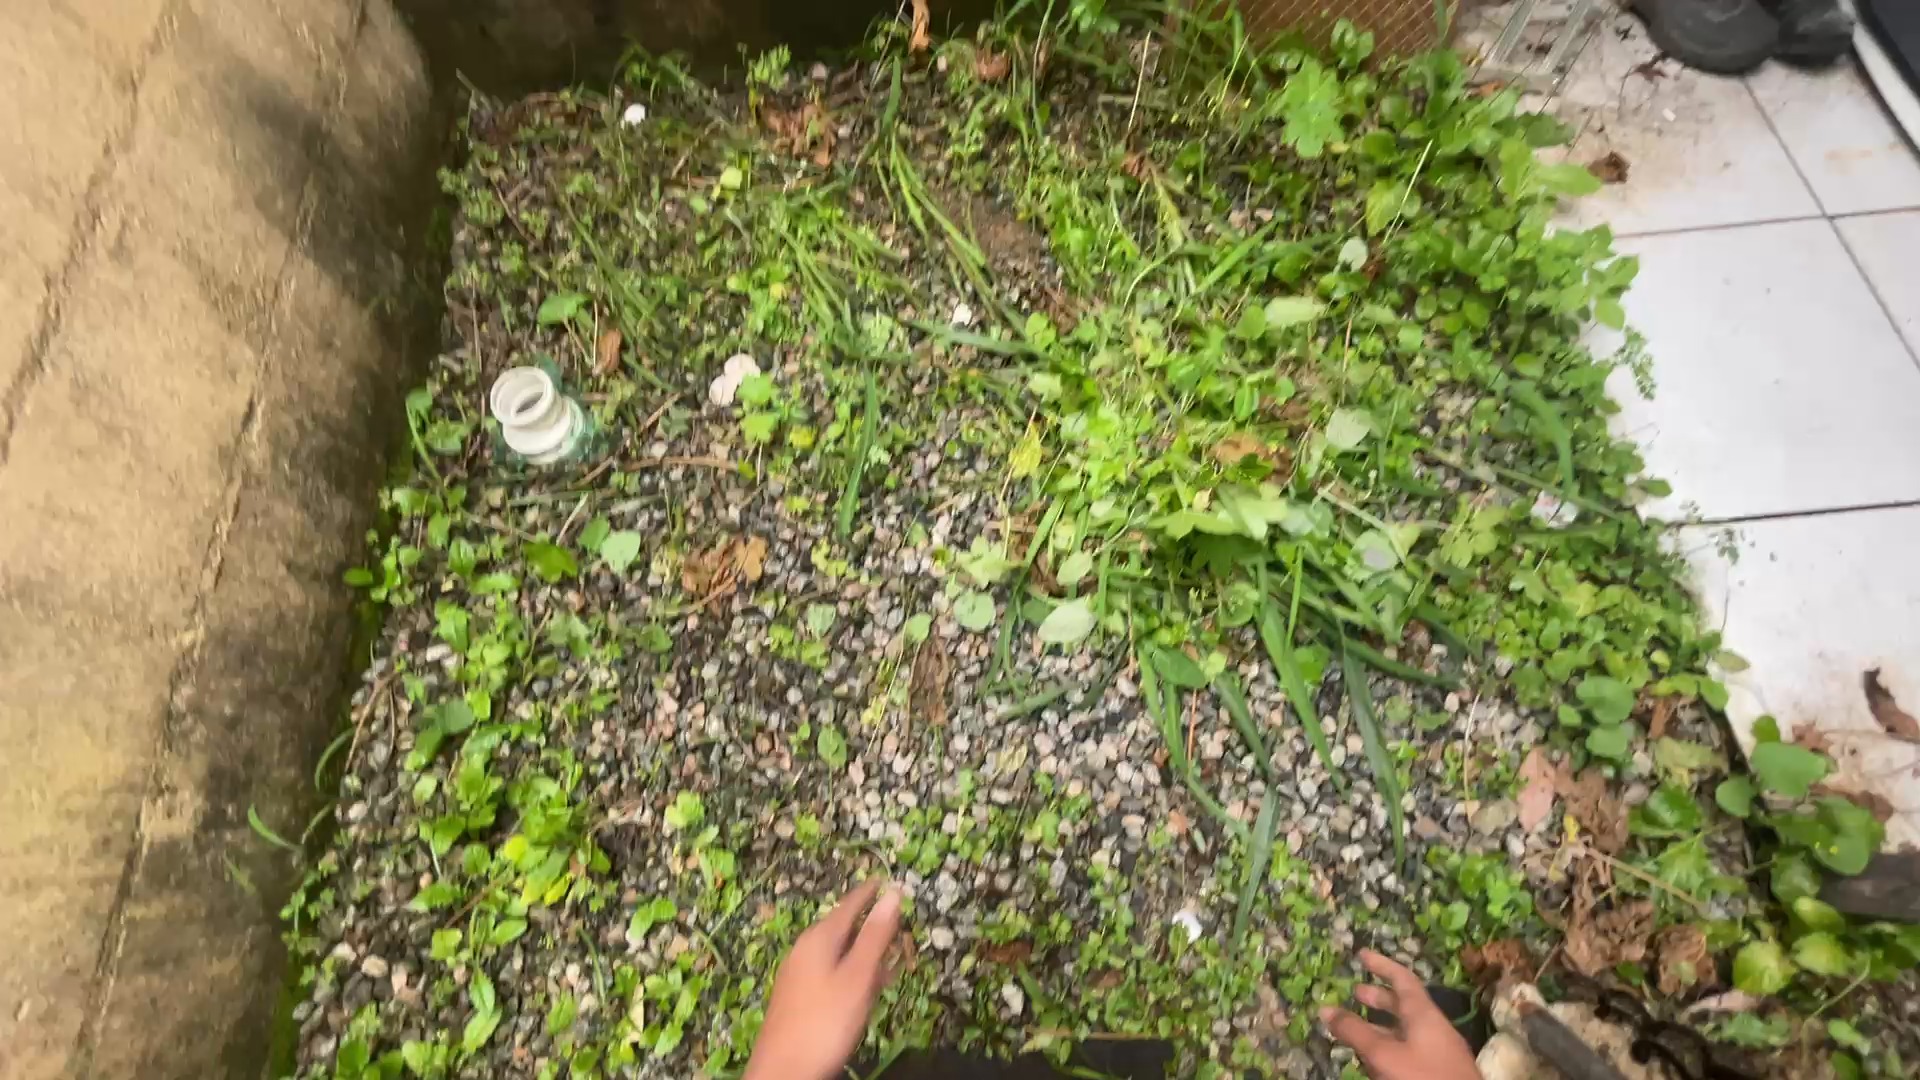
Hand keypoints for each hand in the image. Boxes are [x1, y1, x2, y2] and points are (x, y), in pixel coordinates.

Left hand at [744, 879, 902, 1079]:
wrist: (781, 1076)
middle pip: (843, 928)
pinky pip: (828, 972)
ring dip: (861, 955)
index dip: (870, 893)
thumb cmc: (824, 1022)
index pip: (850, 904)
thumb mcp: (857, 977)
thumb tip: (892, 892)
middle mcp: (804, 948)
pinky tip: (858, 994)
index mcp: (819, 938)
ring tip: (884, 968)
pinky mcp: (794, 997)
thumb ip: (876, 936)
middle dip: (869, 929)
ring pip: (836, 953)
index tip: (886, 880)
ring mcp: (796, 973)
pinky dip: (848, 973)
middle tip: (894, 932)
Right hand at [1321, 950, 1480, 1079]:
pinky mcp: (1441, 1075)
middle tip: (1355, 994)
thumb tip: (1324, 1008)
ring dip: (1380, 1028)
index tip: (1360, 955)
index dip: (1381, 965)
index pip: (1403, 979)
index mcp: (1425, 1015)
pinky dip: (1391, 1048)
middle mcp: (1435, 1029)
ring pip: (1406, 1032)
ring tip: (1357, 1032)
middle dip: (1378, 998)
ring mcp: (1441, 1054)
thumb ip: (1354, 1031)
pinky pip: (1412, 1052)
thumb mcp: (1384, 1055)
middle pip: (1404, 1005)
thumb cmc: (1424, 1079)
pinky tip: (1376, 1063)